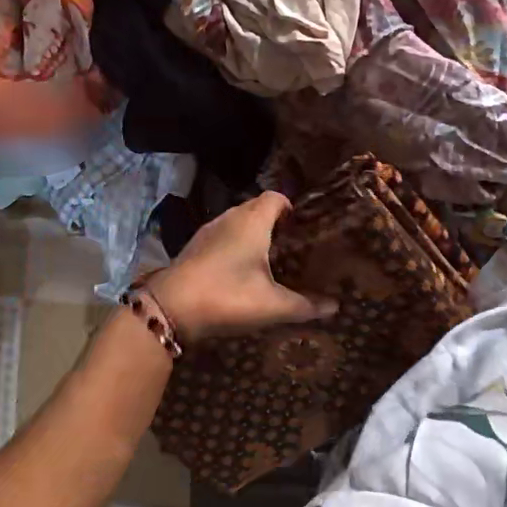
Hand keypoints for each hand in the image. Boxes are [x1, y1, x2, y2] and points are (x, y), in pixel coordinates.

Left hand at [144, 192, 336, 340]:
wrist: (170, 308)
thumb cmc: (228, 296)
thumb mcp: (273, 305)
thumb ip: (306, 305)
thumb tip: (335, 307)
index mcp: (253, 220)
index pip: (277, 198)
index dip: (292, 209)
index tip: (305, 230)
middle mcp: (230, 217)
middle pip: (258, 209)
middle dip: (276, 224)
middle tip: (294, 248)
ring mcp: (208, 230)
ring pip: (238, 223)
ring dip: (253, 236)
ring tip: (269, 261)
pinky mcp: (194, 246)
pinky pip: (222, 237)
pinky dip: (234, 247)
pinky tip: (239, 272)